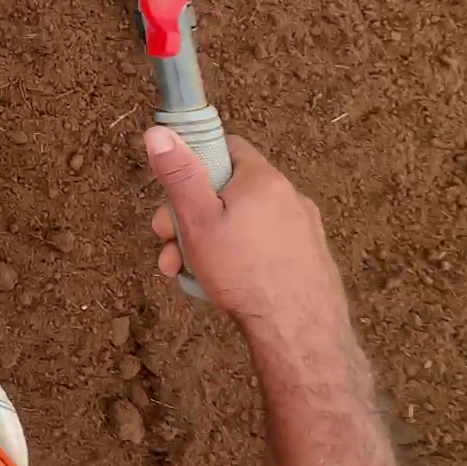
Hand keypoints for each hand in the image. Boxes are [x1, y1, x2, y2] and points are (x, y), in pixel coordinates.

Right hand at [145, 128, 350, 348]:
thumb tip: (158, 130)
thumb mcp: (196, 218)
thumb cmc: (241, 270)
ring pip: (239, 221)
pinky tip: (214, 282)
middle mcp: (290, 197)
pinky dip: (234, 256)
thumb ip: (178, 173)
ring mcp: (303, 229)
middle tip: (166, 241)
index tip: (173, 189)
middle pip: (225, 189)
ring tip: (182, 270)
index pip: (225, 146)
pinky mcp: (308, 258)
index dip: (193, 161)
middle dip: (187, 213)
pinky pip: (259, 244)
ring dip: (204, 239)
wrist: (300, 335)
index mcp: (263, 180)